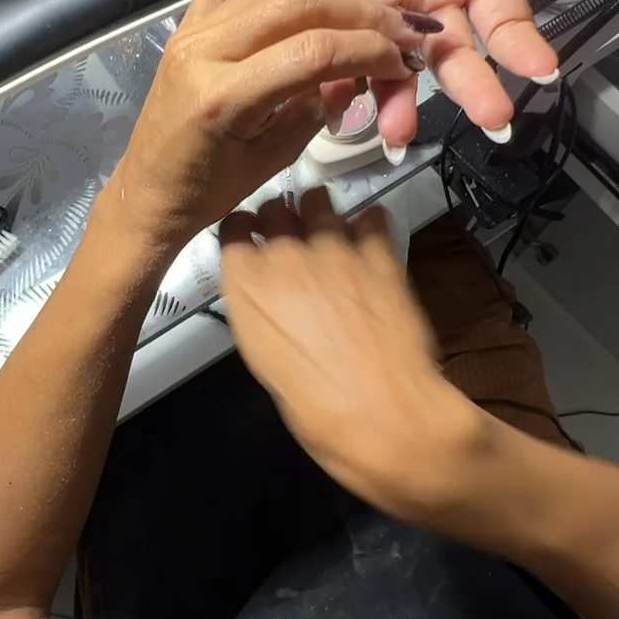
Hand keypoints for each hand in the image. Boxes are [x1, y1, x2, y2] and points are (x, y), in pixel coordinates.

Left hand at [103, 0, 428, 254]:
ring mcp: (191, 33)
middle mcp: (204, 51)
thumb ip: (315, 107)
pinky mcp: (186, 26)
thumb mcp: (272, 158)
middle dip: (358, 11)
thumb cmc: (210, 191)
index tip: (405, 57)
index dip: (369, 50)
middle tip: (400, 25)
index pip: (313, 52)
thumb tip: (356, 69)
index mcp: (224, 97)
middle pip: (297, 6)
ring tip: (370, 1)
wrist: (149, 193)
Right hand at [217, 188, 496, 523]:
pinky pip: (371, 217)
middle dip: (279, 218)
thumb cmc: (313, 406)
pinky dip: (367, 224)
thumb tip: (270, 293)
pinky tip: (368, 241)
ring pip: (319, 201)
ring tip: (327, 230)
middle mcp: (286, 255)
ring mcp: (335, 249)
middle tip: (289, 236)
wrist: (384, 416)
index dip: (243, 231)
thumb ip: (261, 310)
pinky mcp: (380, 254)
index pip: (234, 227)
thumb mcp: (264, 358)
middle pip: (274, 207)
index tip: (251, 239)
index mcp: (248, 284)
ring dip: (318, 212)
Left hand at [263, 0, 618, 146]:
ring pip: (395, 60)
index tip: (543, 73)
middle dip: (471, 88)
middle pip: (454, 53)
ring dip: (398, 99)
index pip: (505, 16)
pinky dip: (340, 72)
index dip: (525, 44)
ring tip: (400, 136)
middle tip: (489, 122)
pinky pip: (340, 39)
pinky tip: (342, 104)